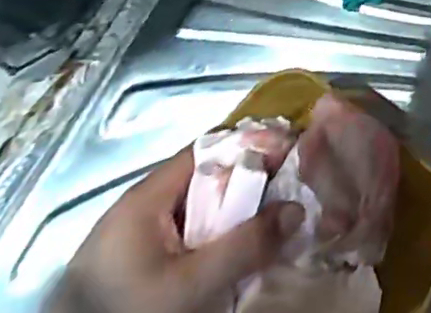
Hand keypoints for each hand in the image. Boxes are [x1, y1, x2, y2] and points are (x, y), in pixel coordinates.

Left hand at [49, 148, 303, 312]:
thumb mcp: (190, 287)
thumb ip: (246, 244)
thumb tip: (299, 209)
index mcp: (144, 199)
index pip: (210, 147)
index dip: (254, 144)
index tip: (293, 154)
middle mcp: (137, 209)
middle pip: (207, 176)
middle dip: (251, 180)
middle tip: (289, 191)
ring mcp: (132, 240)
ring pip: (199, 207)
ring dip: (236, 212)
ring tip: (270, 224)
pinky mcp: (131, 267)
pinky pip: (186, 234)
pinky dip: (216, 236)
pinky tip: (234, 254)